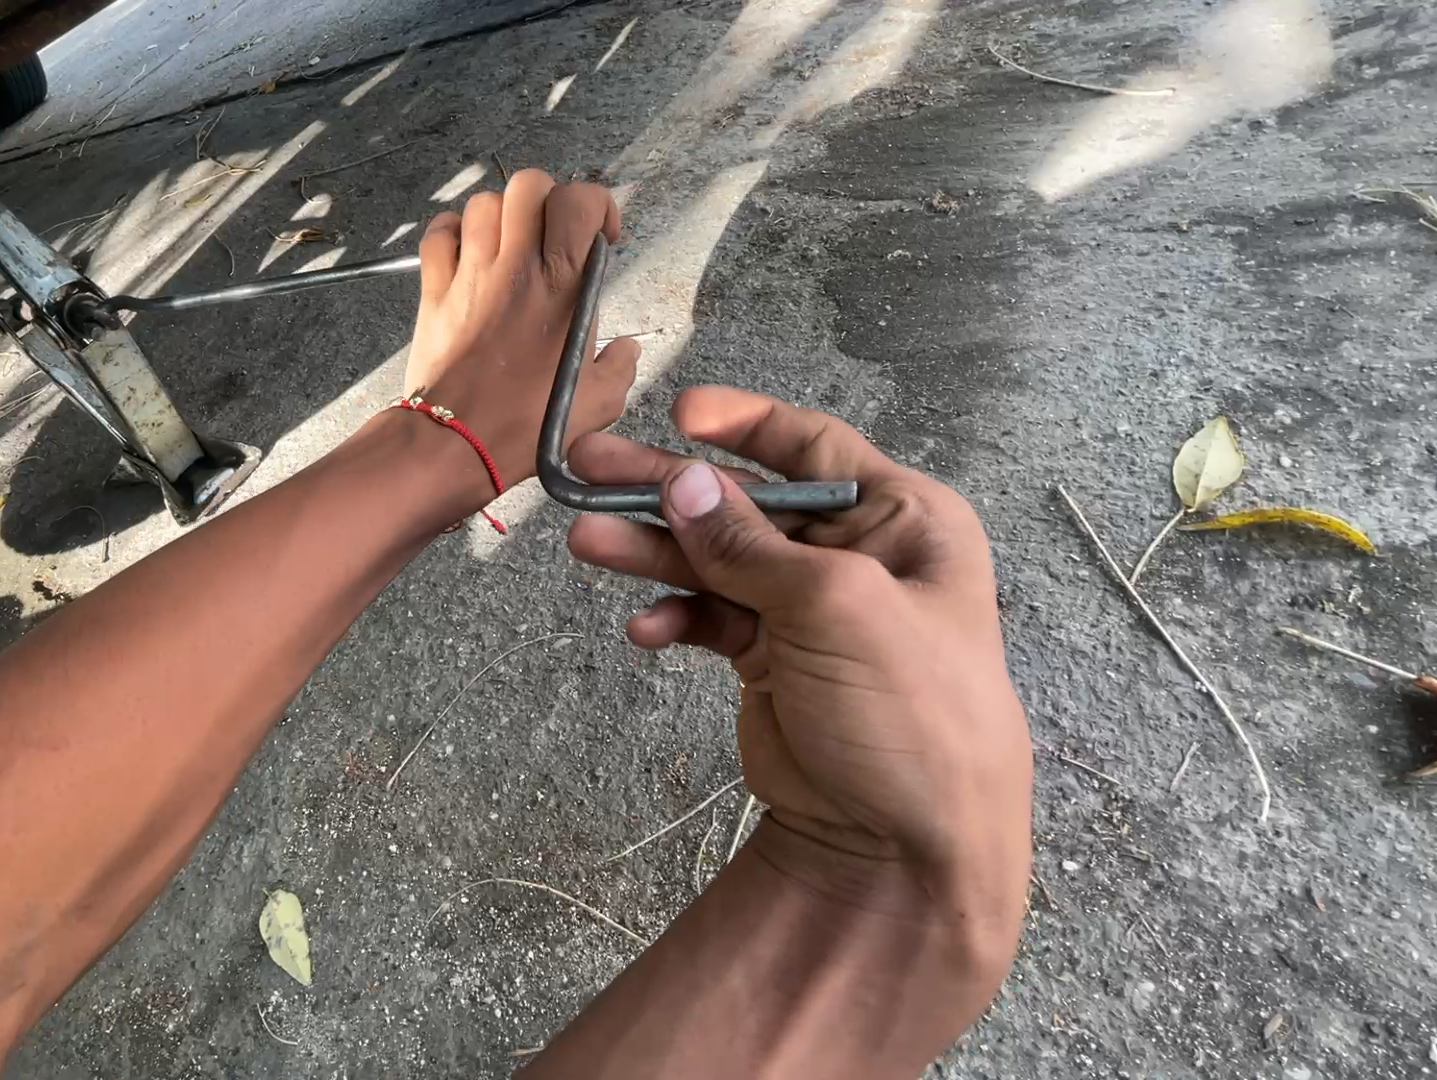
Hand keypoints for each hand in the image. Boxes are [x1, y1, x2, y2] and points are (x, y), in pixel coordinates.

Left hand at [403, 171, 638, 489]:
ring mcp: (470, 274)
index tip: (601, 237)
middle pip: (528, 184)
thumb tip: (627, 349)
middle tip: (551, 236)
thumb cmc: (530, 426)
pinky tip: (466, 256)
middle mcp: (517, 266)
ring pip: (482, 203)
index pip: (580, 201)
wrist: (457, 443)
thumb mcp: (599, 405)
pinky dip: (452, 233)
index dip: (597, 204)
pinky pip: (438, 234)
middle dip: (547, 200)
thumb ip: (621, 368)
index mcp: (563, 285)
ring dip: (501, 218)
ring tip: (510, 250)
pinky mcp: (434, 291)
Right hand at [566, 387, 1030, 965]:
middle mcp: (847, 552)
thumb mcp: (832, 606)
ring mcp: (799, 605)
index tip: (678, 414)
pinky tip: (648, 632)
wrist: (899, 845)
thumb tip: (679, 480)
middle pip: (739, 502)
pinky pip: (706, 616)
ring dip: (651, 552)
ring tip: (586, 541)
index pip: (810, 446)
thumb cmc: (902, 706)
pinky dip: (674, 618)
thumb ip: (745, 542)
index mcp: (896, 518)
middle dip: (665, 487)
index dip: (743, 424)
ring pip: (710, 559)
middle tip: (587, 465)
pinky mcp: (763, 651)